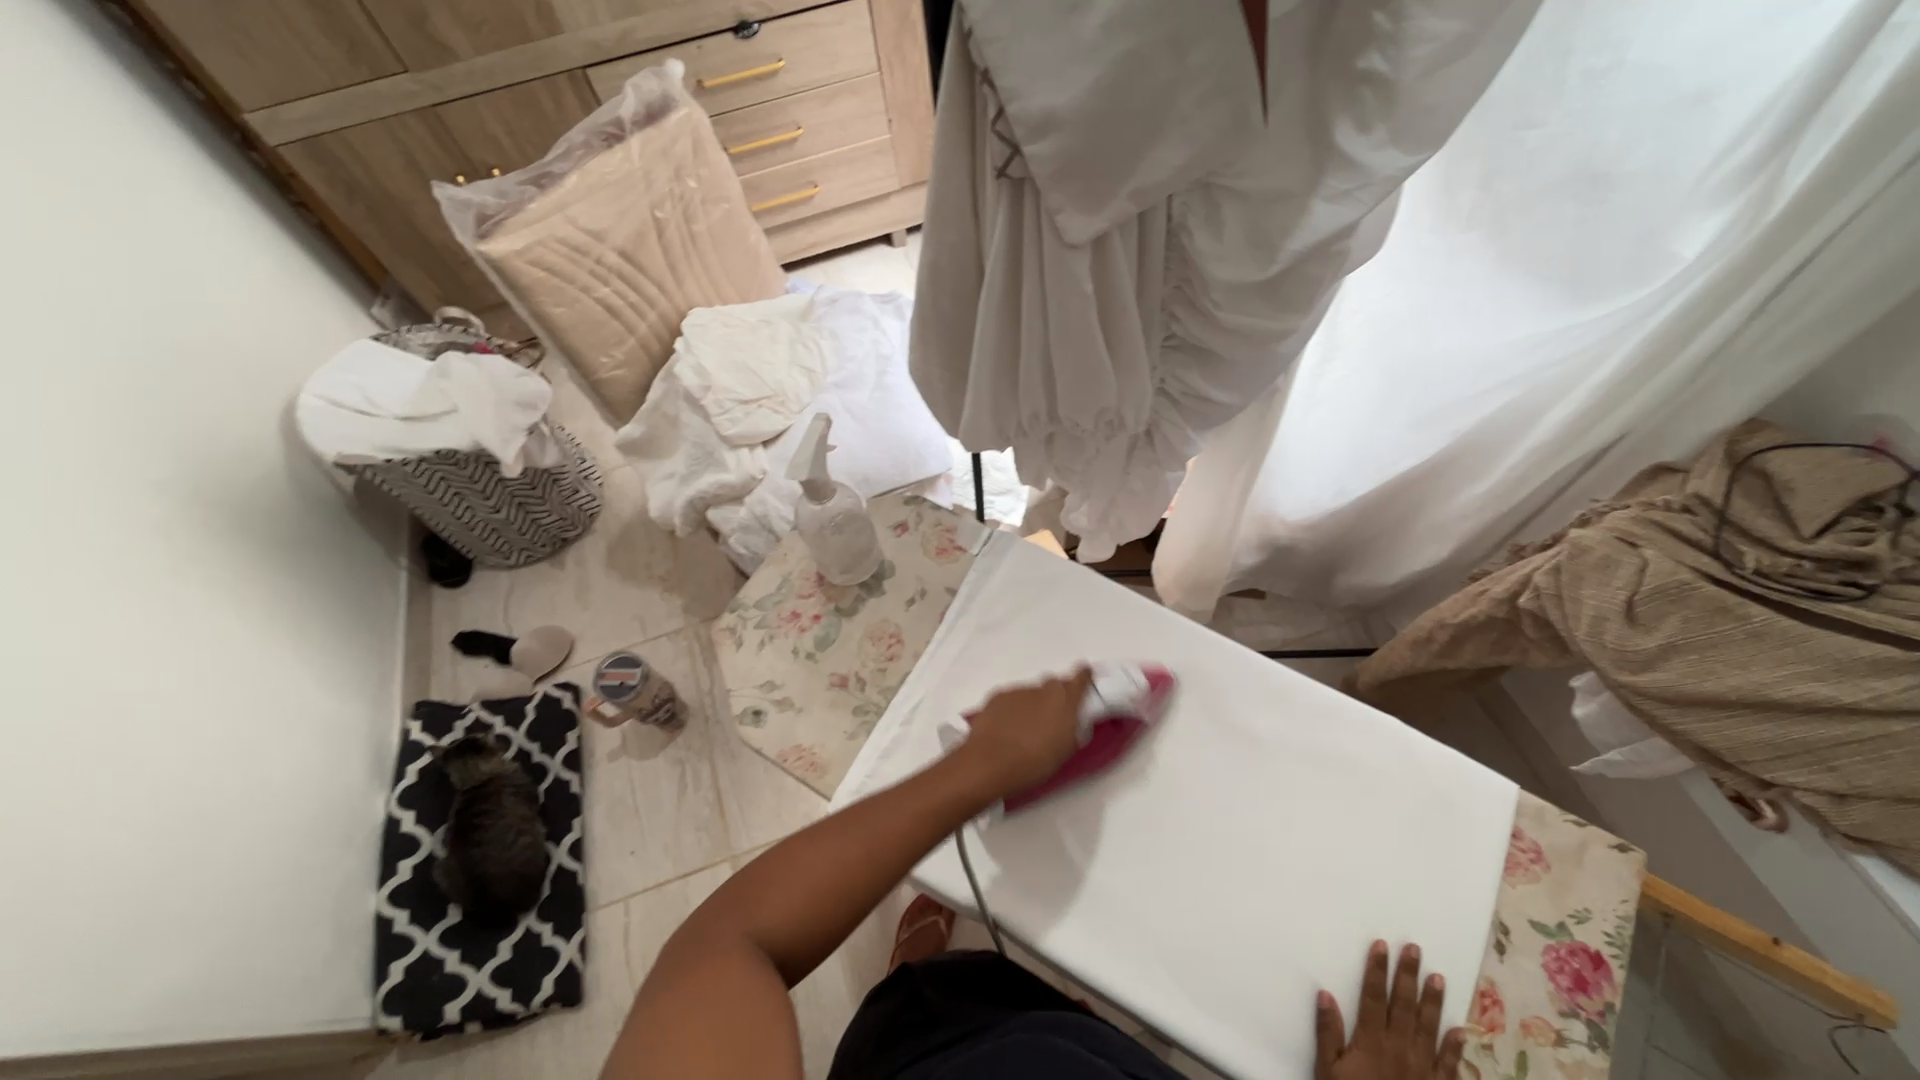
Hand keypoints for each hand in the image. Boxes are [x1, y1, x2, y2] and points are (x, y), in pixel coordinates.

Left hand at [957, 667, 1092, 797]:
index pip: (1081, 678)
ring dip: (1030, 706)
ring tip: (1022, 731)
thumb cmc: (1036, 763)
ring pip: (1030, 694)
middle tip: (1050, 718)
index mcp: (1065, 702)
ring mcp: (1018, 690)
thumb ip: (1071, 729)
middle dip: (1054, 697)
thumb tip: (1070, 721)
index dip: (1083, 677)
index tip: (1084, 676)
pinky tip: (1004, 729)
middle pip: (1053, 685)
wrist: (992, 763)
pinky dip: (1011, 710)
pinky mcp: (997, 696)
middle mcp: (1043, 690)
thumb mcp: (1065, 750)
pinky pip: (1010, 700)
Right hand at [1315, 942, 1465, 1079]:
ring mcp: (1423, 1069)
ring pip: (1429, 1027)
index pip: (1373, 997)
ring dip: (1433, 1001)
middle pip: (1403, 1005)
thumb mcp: (1328, 1071)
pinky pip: (1450, 1064)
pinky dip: (1457, 1046)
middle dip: (1407, 975)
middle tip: (1414, 948)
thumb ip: (1328, 1033)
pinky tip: (1461, 1030)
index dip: (1376, 969)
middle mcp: (1400, 1048)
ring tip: (1438, 977)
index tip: (1381, 945)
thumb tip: (1325, 994)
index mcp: (1371, 1041)